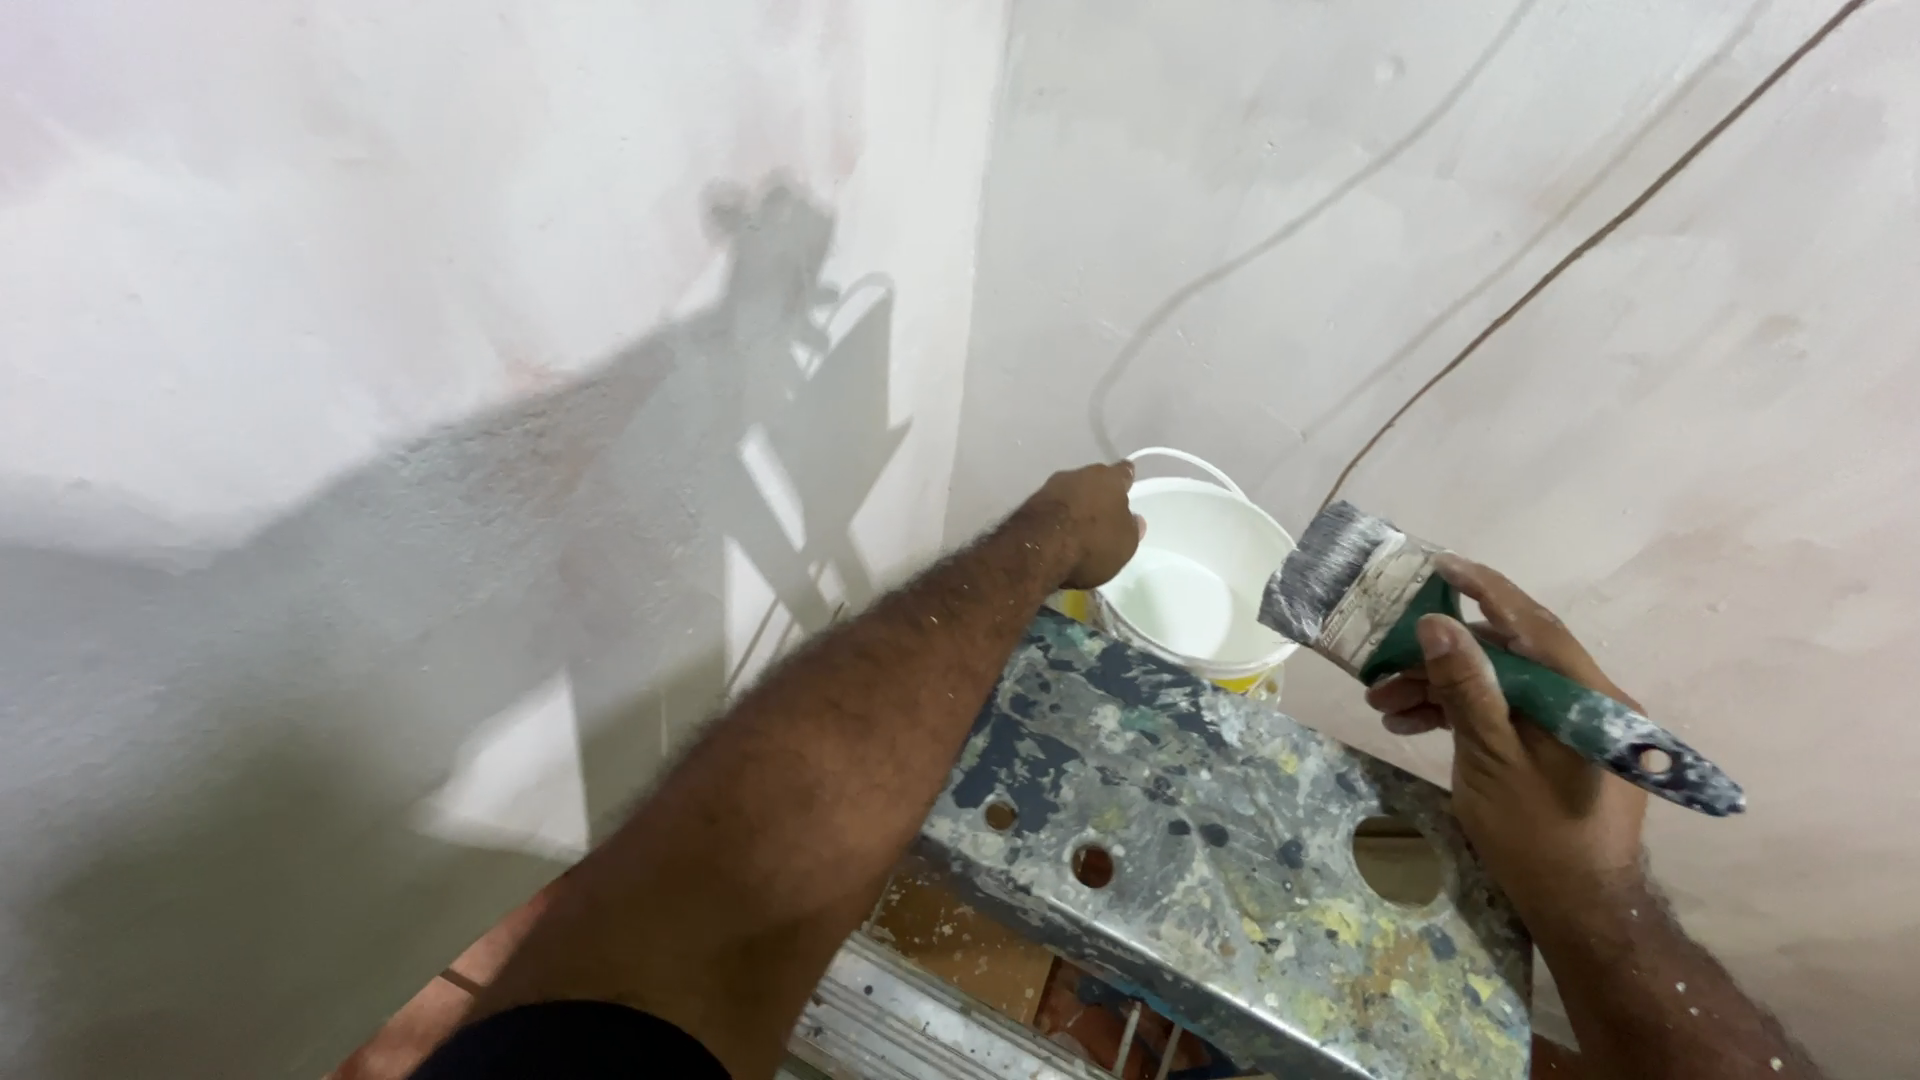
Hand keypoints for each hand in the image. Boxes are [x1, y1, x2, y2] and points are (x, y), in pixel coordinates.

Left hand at [1019, 461, 1143, 589]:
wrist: (1037, 550)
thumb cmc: (1091, 543)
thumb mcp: (1125, 544)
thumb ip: (1131, 528)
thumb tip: (1133, 519)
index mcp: (1109, 478)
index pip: (1124, 472)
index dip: (1126, 479)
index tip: (1127, 485)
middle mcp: (1078, 474)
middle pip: (1093, 481)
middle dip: (1097, 495)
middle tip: (1101, 515)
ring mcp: (1049, 487)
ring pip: (1068, 493)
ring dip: (1073, 506)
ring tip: (1076, 529)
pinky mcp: (1028, 504)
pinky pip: (1050, 508)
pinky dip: (1054, 518)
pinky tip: (1056, 535)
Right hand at [1364, 554, 1647, 913]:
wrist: (1579, 908)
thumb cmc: (1538, 834)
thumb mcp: (1491, 757)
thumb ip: (1467, 687)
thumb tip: (1436, 624)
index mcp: (1587, 699)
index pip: (1534, 625)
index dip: (1485, 590)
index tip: (1440, 564)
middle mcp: (1585, 701)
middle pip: (1505, 655)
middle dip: (1437, 657)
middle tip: (1382, 663)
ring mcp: (1568, 724)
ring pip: (1495, 684)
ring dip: (1437, 688)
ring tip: (1382, 706)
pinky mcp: (1551, 744)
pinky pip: (1500, 711)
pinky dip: (1455, 712)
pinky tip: (1410, 724)